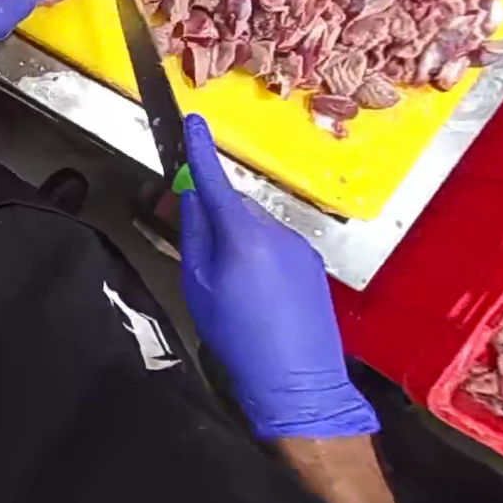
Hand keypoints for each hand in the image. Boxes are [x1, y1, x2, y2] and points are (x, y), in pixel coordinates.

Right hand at [178, 114, 377, 440]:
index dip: (200, 151)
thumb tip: (191, 198)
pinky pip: (274, 244)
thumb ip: (193, 234)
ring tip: (225, 281)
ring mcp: (299, 247)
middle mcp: (276, 232)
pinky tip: (250, 289)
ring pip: (254, 226)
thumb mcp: (197, 282)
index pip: (214, 182)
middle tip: (194, 247)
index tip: (194, 122)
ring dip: (234, 238)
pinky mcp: (311, 265)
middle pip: (234, 206)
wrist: (296, 380)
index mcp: (242, 235)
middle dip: (213, 214)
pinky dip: (255, 254)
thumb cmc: (235, 333)